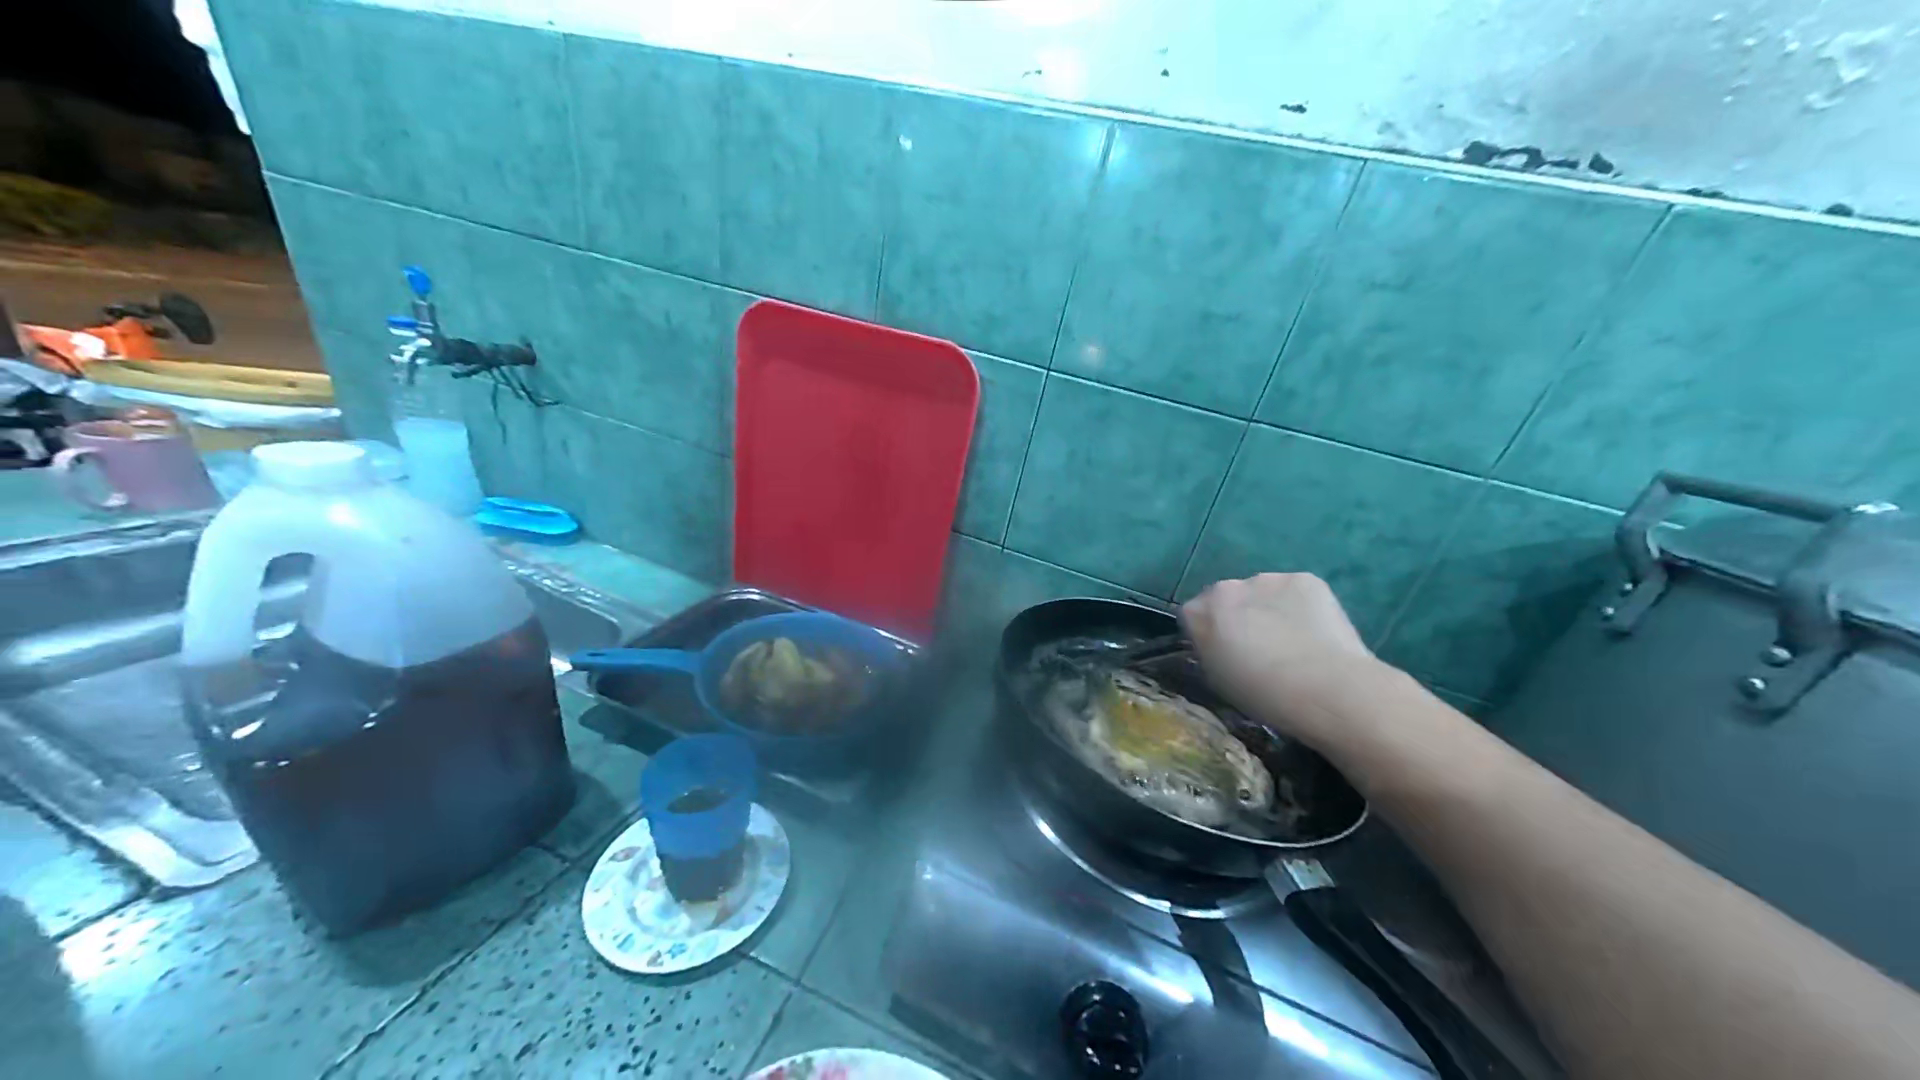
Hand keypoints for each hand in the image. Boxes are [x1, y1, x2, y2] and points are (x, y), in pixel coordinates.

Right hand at [1181, 573, 1379, 745]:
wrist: (1326, 689)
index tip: (1224, 651)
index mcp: (1200, 611)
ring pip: (1263, 592)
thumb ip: (1209, 650)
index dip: (1209, 632)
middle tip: (1260, 645)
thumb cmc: (1264, 694)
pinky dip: (1301, 606)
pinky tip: (1315, 631)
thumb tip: (1218, 641)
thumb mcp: (1217, 678)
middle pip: (1228, 598)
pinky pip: (1295, 591)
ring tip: (1293, 639)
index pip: (1194, 613)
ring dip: (1269, 608)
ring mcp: (1268, 578)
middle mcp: (1228, 586)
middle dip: (1239, 615)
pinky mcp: (1306, 579)